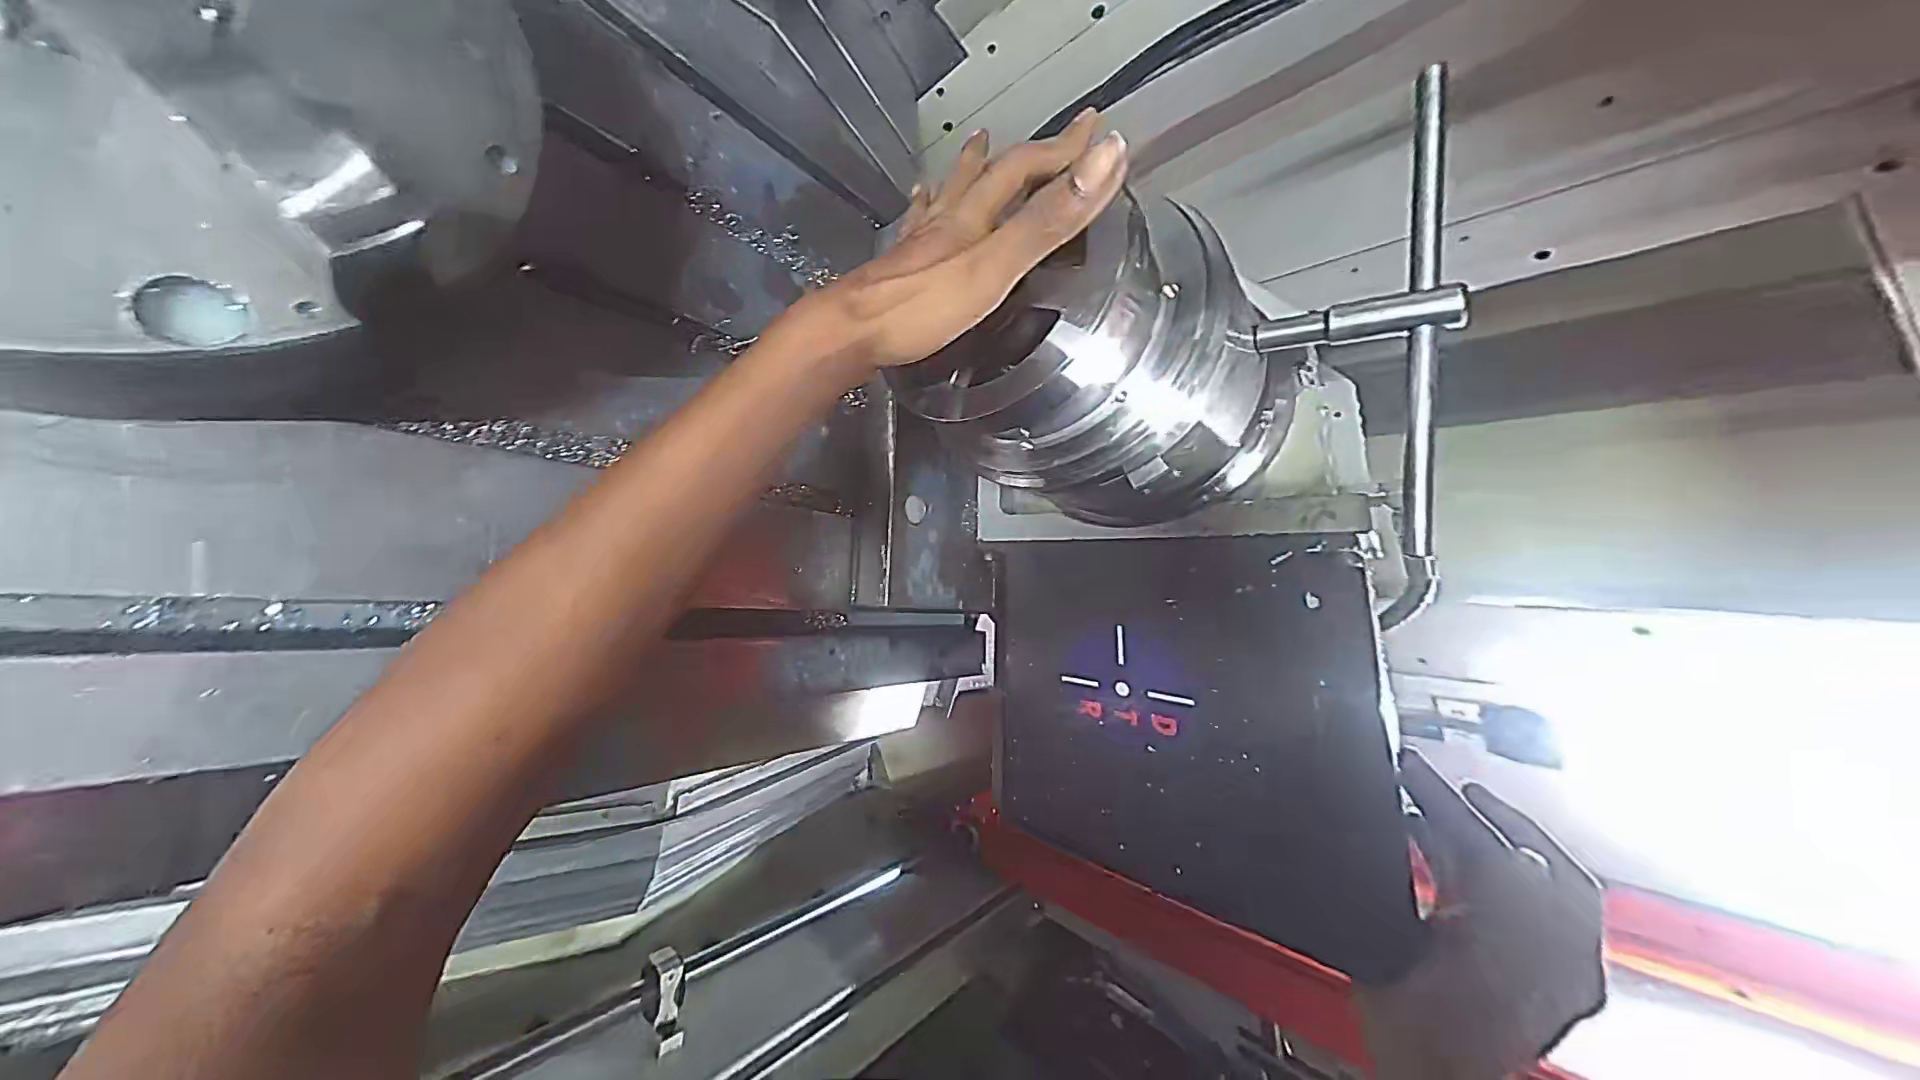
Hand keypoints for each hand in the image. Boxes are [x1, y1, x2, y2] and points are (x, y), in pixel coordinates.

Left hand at [771, 109, 1127, 379]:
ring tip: (979, 145)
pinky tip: (919, 202)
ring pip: (949, 194)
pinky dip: (926, 205)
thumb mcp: (995, 267)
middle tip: (1051, 140)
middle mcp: (945, 222)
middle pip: (990, 176)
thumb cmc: (921, 308)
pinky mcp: (897, 269)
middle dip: (1027, 156)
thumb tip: (1103, 160)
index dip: (1063, 151)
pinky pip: (917, 224)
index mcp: (974, 219)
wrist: (850, 333)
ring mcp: (918, 244)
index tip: (1093, 132)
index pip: (1025, 170)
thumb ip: (1046, 221)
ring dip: (970, 169)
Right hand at [1357, 750, 1606, 1079]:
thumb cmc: (1414, 1033)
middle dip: (1491, 815)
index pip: (1482, 847)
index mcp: (1511, 945)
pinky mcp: (1566, 984)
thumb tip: (1392, 824)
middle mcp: (1557, 959)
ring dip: (1508, 842)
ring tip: (1466, 818)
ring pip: (1556, 885)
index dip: (1439, 799)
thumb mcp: (1386, 943)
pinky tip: (1474, 866)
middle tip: (1450, 786)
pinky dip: (1520, 877)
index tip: (1411, 768)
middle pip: (1534, 860)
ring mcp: (1569, 974)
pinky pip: (1558, 912)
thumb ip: (1396, 880)